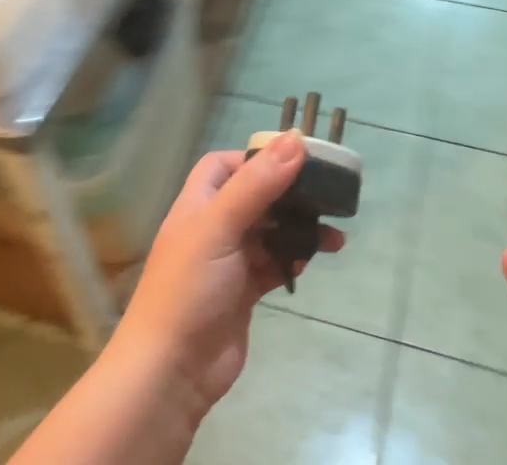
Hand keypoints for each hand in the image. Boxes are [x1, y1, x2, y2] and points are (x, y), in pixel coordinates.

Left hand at [112, 132, 344, 413]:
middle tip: (328, 194)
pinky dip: (295, 259)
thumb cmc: (190, 288)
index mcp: (197, 204)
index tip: (294, 160)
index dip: (255, 158)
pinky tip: (315, 260)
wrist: (172, 369)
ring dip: (299, 229)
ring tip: (334, 234)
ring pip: (270, 232)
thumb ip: (259, 183)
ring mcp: (228, 262)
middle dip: (289, 194)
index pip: (223, 165)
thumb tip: (295, 137)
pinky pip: (275, 264)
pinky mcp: (244, 292)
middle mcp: (212, 228)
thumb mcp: (221, 226)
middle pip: (255, 197)